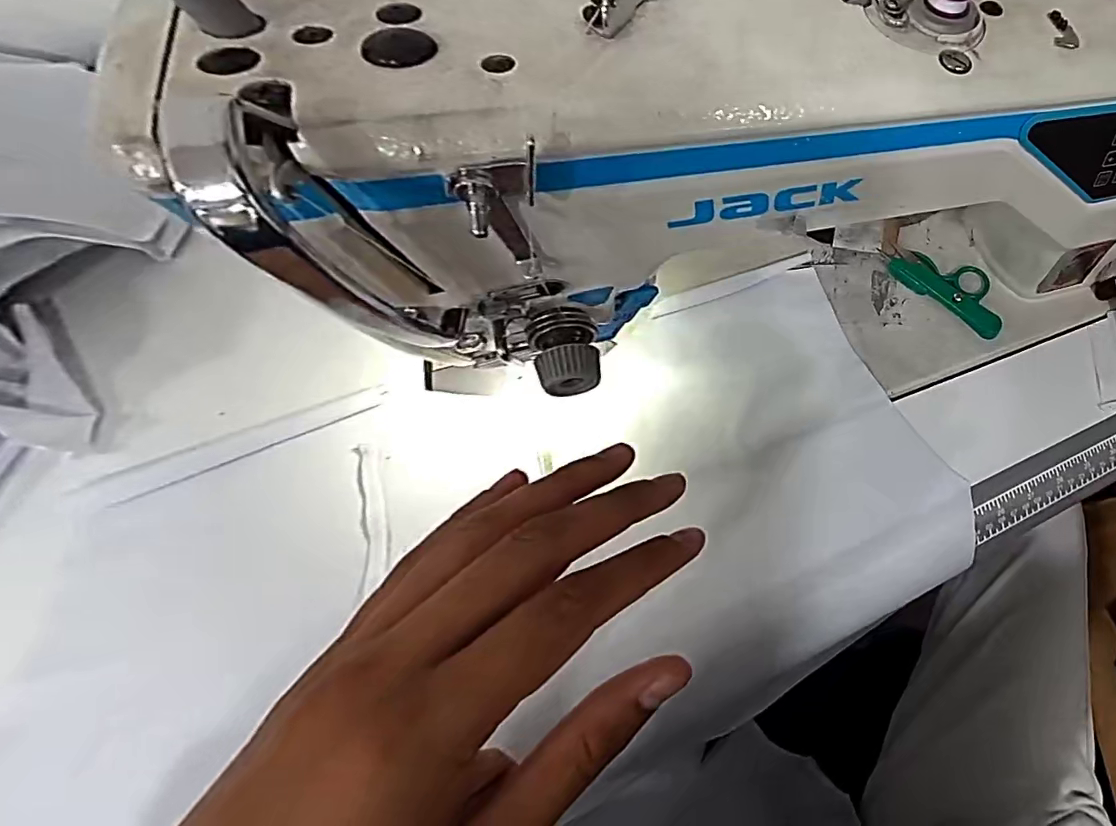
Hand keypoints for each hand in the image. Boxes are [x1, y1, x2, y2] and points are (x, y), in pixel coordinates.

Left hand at [183, 445, 704, 825]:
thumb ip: (582, 749)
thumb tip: (662, 676)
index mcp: (422, 727)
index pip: (563, 610)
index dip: (637, 566)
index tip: (681, 542)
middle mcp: (382, 673)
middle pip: (522, 552)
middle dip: (607, 507)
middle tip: (661, 487)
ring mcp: (351, 656)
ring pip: (470, 538)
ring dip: (550, 489)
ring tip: (605, 463)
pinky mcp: (336, 654)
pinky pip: (417, 561)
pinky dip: (475, 512)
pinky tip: (510, 488)